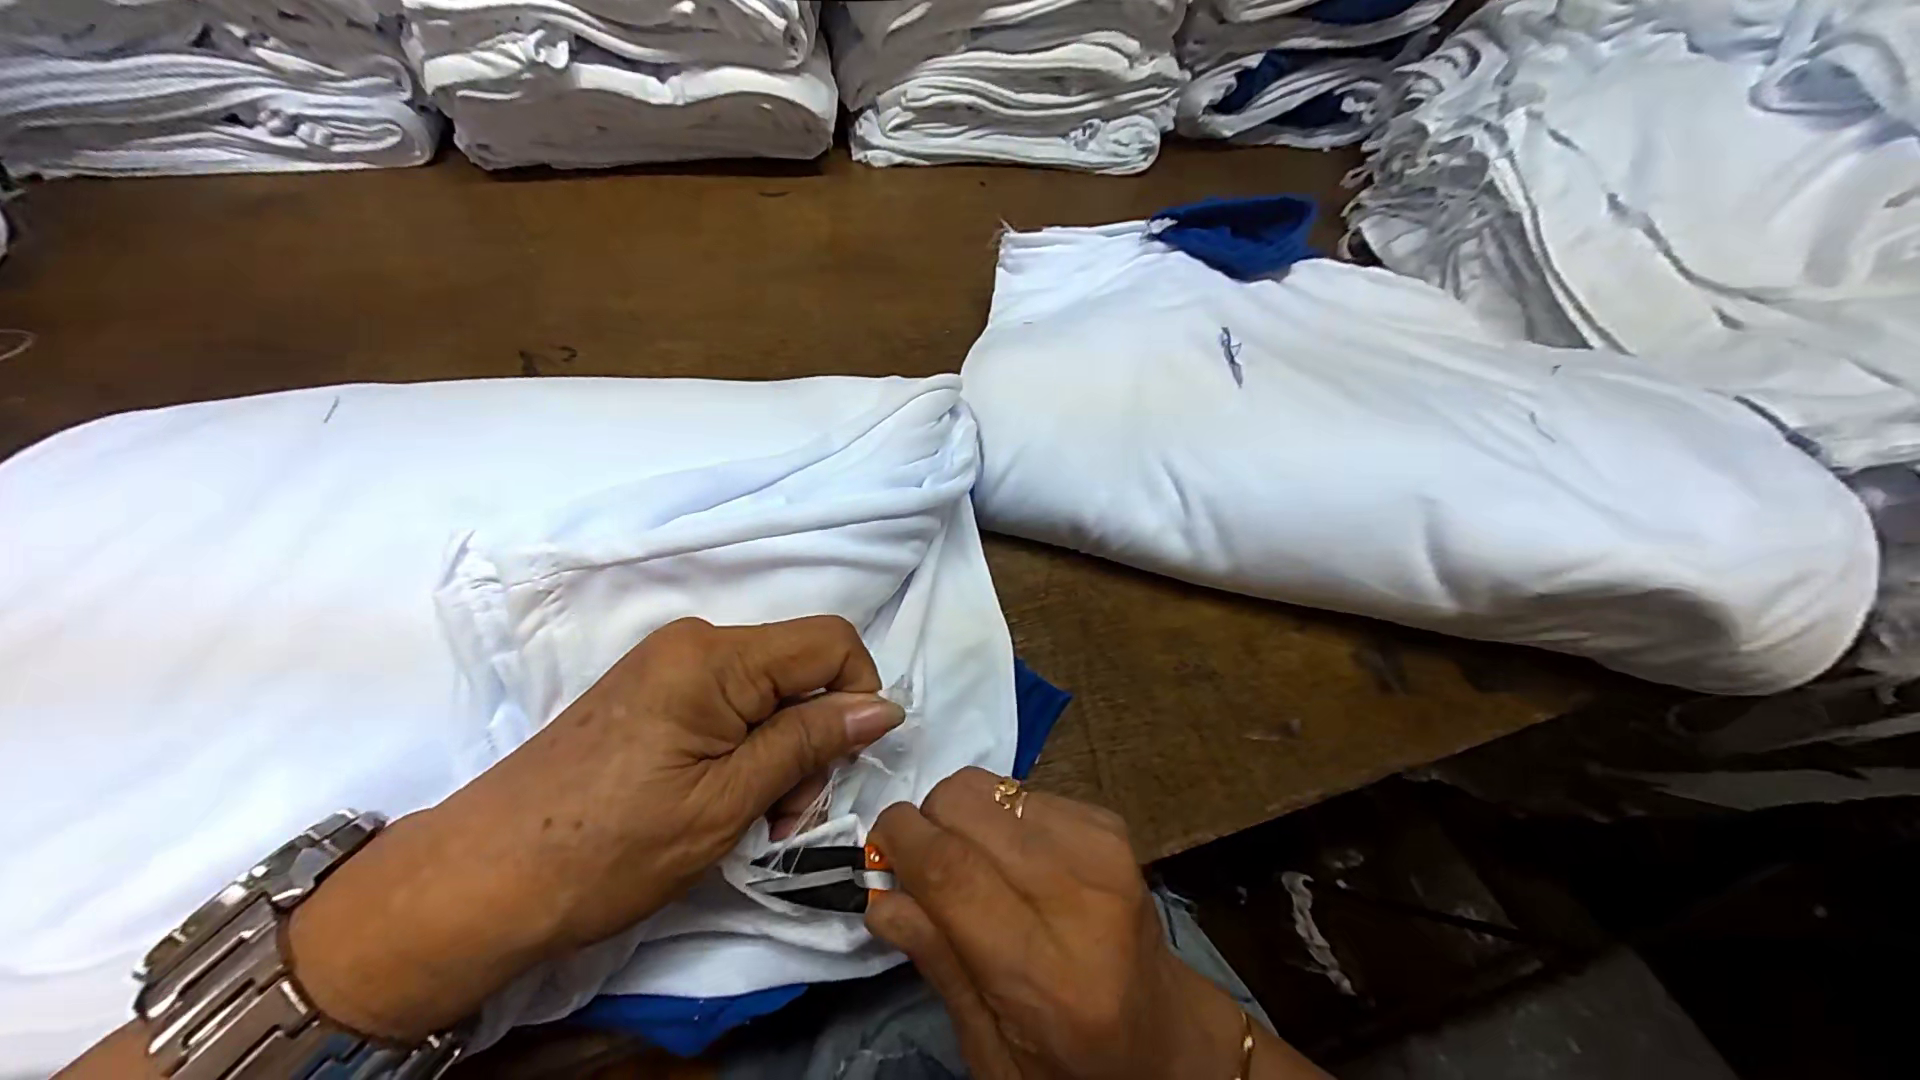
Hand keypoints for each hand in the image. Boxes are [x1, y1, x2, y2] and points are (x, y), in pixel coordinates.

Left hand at [287, 616, 904, 1041]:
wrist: (474, 885)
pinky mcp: (655, 691)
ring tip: (757, 817)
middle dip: (816, 735)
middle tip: (789, 813)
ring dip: (784, 750)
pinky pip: (733, 702)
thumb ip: (810, 742)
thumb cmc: (607, 848)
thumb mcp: (727, 801)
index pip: (832, 641)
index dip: (857, 695)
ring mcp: (670, 664)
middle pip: (802, 667)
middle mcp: (695, 641)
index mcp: (715, 656)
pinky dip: (750, 747)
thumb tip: (886, 707)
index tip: (839, 766)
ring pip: (771, 689)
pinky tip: (727, 797)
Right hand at [865, 769, 1329, 1079]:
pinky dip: (996, 814)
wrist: (1167, 1033)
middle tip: (924, 866)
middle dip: (925, 822)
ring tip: (970, 862)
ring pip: (987, 785)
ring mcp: (1102, 846)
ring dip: (959, 816)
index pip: (951, 869)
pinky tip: (1011, 857)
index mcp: (1048, 973)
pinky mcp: (1108, 820)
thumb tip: (876, 891)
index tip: (878, 850)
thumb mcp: (989, 1049)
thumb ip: (935, 959)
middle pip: (965, 806)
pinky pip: (1018, 788)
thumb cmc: (1072, 1064)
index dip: (900, 842)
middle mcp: (1081, 892)